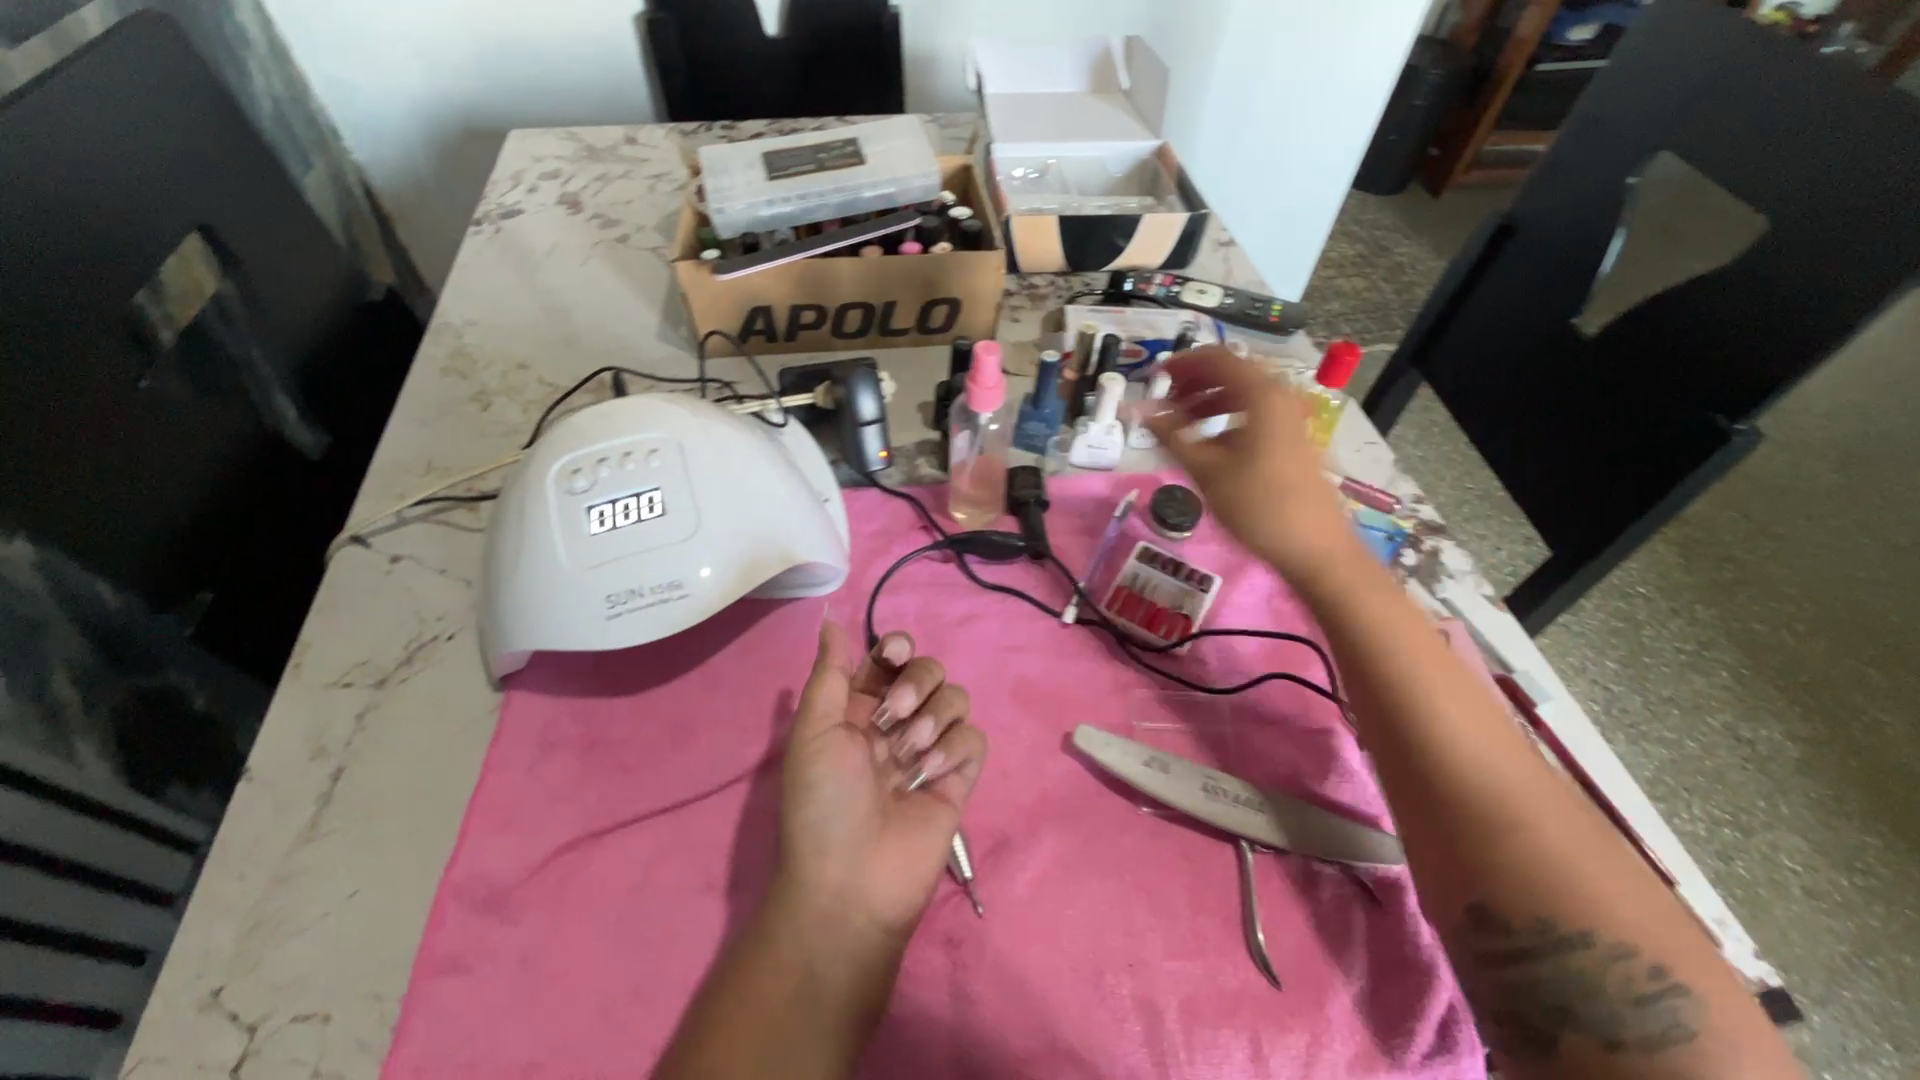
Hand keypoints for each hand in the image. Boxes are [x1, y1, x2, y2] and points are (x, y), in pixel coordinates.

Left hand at [775, 619, 986, 943]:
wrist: (851, 881)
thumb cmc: (822, 804)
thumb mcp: (812, 732)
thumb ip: (827, 673)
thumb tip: (832, 619)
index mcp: (856, 709)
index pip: (889, 658)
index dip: (896, 648)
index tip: (893, 655)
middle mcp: (896, 723)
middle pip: (929, 670)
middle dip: (916, 683)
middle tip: (893, 719)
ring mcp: (930, 751)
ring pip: (957, 698)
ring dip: (935, 717)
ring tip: (909, 755)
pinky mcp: (959, 779)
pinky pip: (974, 739)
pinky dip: (955, 750)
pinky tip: (929, 778)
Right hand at [1143, 346, 1359, 582]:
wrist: (1313, 545)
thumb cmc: (1257, 505)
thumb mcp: (1206, 470)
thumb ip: (1171, 434)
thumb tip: (1140, 409)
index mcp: (1260, 393)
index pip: (1214, 358)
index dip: (1179, 364)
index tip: (1150, 380)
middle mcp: (1279, 394)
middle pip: (1229, 372)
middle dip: (1191, 383)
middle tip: (1161, 404)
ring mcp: (1288, 416)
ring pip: (1240, 394)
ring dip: (1206, 401)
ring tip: (1178, 425)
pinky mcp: (1291, 436)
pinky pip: (1252, 413)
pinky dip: (1225, 418)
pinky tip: (1206, 443)